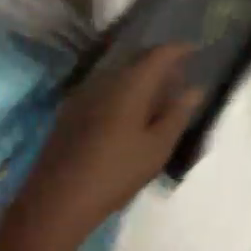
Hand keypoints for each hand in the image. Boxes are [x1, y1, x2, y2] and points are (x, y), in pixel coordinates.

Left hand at [13, 45, 205, 243]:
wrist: (55, 201)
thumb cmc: (115, 173)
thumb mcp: (156, 148)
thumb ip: (177, 115)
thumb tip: (194, 89)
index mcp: (131, 83)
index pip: (160, 53)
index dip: (179, 49)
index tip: (195, 50)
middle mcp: (107, 78)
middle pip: (138, 59)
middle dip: (160, 63)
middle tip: (178, 78)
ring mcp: (84, 93)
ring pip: (119, 73)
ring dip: (139, 79)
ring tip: (155, 98)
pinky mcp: (70, 110)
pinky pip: (104, 88)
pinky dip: (121, 92)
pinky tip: (126, 115)